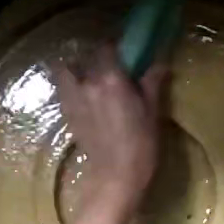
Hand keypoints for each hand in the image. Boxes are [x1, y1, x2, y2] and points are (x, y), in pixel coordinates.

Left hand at [52, 46, 167, 216]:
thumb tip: (159, 61)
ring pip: (68, 71)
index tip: (127, 51)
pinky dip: (71, 85)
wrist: (115, 178)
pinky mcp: (68, 115)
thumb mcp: (152, 111)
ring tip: (92, 78)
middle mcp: (87, 84)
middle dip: (99, 57)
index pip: (107, 47)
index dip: (117, 46)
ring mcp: (73, 99)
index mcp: (110, 78)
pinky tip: (85, 95)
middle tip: (114, 66)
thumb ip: (152, 82)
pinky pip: (64, 89)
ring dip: (77, 68)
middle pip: (87, 57)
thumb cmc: (140, 145)